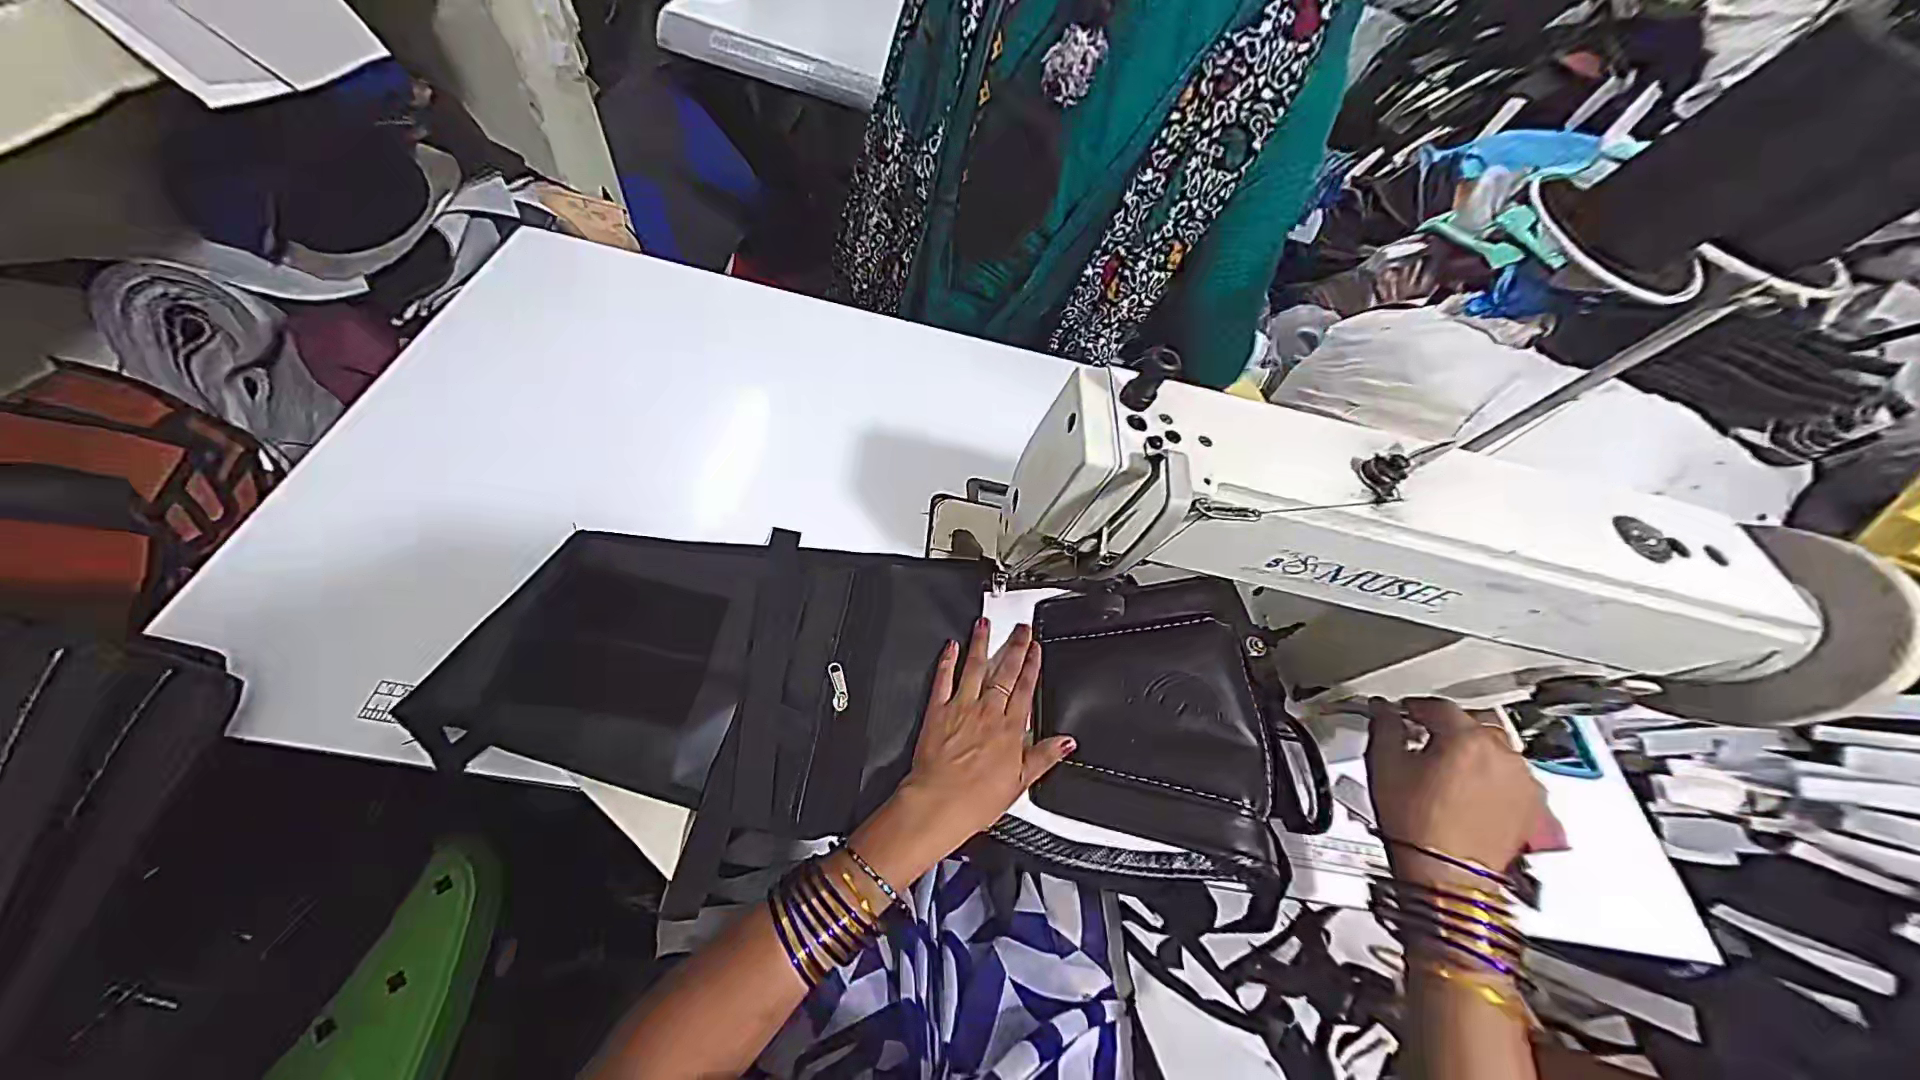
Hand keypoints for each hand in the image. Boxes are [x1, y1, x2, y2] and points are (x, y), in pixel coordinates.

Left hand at [848, 619, 1073, 890]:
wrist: (938, 804)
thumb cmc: (975, 799)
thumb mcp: (1021, 782)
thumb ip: (1044, 757)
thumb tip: (1066, 743)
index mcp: (1009, 729)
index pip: (1025, 688)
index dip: (1032, 665)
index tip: (1035, 648)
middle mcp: (987, 712)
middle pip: (1005, 672)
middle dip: (1015, 647)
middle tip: (1021, 629)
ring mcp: (961, 708)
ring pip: (974, 668)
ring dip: (981, 644)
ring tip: (985, 625)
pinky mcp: (938, 711)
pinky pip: (943, 679)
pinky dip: (947, 661)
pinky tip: (950, 647)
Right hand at [1365, 697, 1549, 886]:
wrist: (1447, 874)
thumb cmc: (1418, 826)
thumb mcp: (1384, 764)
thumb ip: (1384, 726)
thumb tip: (1384, 711)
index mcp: (1467, 739)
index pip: (1438, 706)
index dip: (1413, 707)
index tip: (1402, 713)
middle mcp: (1503, 756)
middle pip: (1471, 723)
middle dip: (1445, 727)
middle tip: (1420, 737)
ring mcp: (1522, 782)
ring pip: (1494, 749)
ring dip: (1470, 750)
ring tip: (1442, 766)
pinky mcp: (1532, 806)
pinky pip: (1510, 775)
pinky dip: (1489, 774)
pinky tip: (1464, 788)